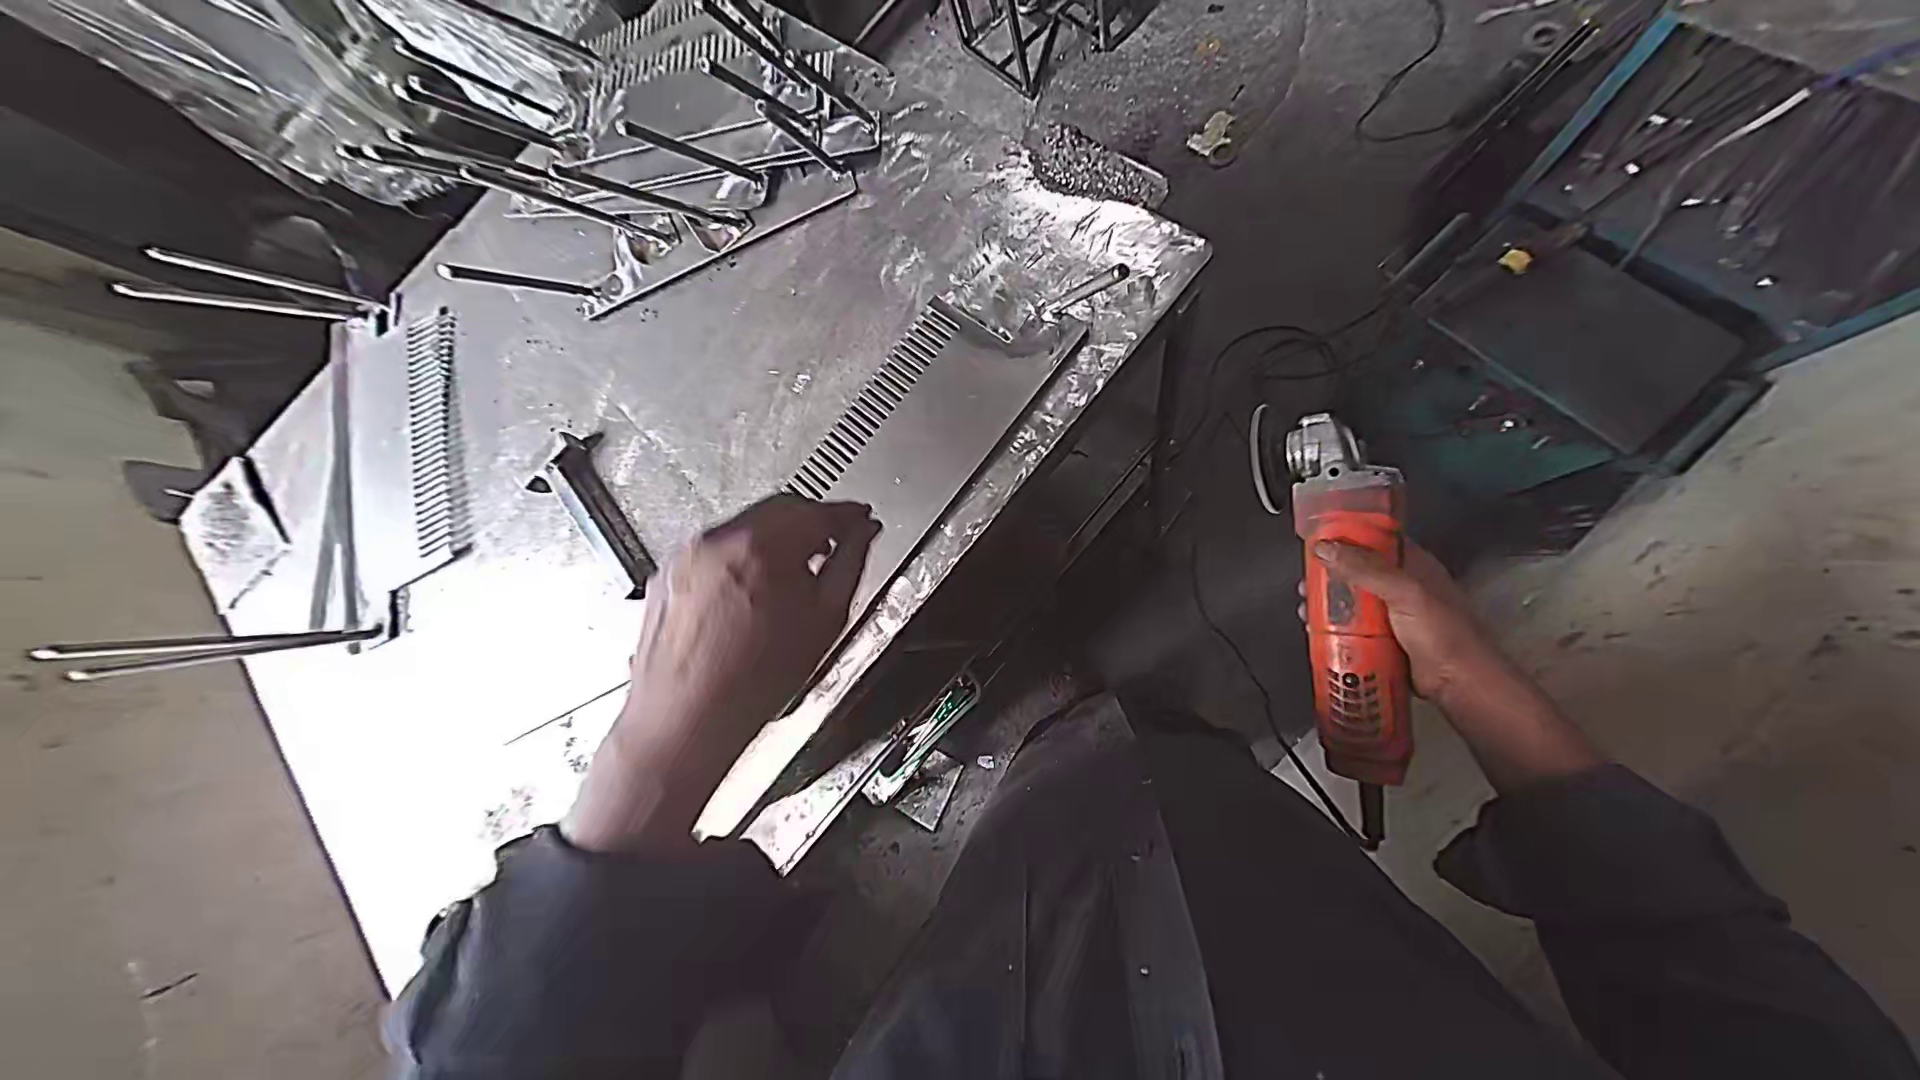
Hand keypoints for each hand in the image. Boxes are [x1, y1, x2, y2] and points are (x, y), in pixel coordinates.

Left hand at [566, 494, 880, 851]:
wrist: (684, 722)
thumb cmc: (748, 685)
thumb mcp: (824, 621)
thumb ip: (850, 564)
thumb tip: (862, 537)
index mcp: (761, 547)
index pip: (817, 510)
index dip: (848, 515)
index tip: (860, 520)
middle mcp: (718, 541)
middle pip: (781, 508)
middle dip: (813, 521)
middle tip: (836, 539)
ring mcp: (688, 554)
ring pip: (748, 525)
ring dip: (778, 538)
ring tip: (796, 574)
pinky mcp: (670, 570)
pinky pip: (719, 547)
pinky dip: (745, 555)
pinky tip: (757, 589)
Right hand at [1300, 538, 1602, 791]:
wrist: (1460, 685)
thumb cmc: (1443, 635)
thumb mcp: (1405, 593)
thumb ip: (1366, 569)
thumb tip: (1324, 548)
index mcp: (1413, 566)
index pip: (1376, 540)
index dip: (1347, 536)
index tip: (1317, 539)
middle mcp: (1401, 585)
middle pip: (1356, 571)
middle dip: (1327, 575)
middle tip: (1306, 582)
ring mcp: (1391, 613)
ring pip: (1350, 599)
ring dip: (1326, 602)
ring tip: (1307, 608)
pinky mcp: (1382, 637)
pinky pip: (1350, 625)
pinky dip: (1331, 625)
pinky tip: (1315, 628)